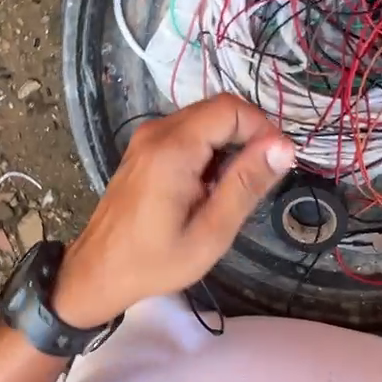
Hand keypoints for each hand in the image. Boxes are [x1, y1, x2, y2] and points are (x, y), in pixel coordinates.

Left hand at [52, 96, 295, 327]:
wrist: (98, 272)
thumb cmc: (155, 261)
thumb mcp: (211, 231)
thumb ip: (246, 184)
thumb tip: (283, 146)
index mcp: (173, 148)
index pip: (231, 109)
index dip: (262, 129)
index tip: (276, 164)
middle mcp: (157, 131)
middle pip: (217, 110)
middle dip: (247, 137)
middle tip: (256, 181)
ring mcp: (147, 137)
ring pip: (204, 120)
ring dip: (227, 146)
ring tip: (228, 190)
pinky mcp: (144, 148)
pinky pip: (187, 133)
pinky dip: (207, 151)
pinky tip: (206, 188)